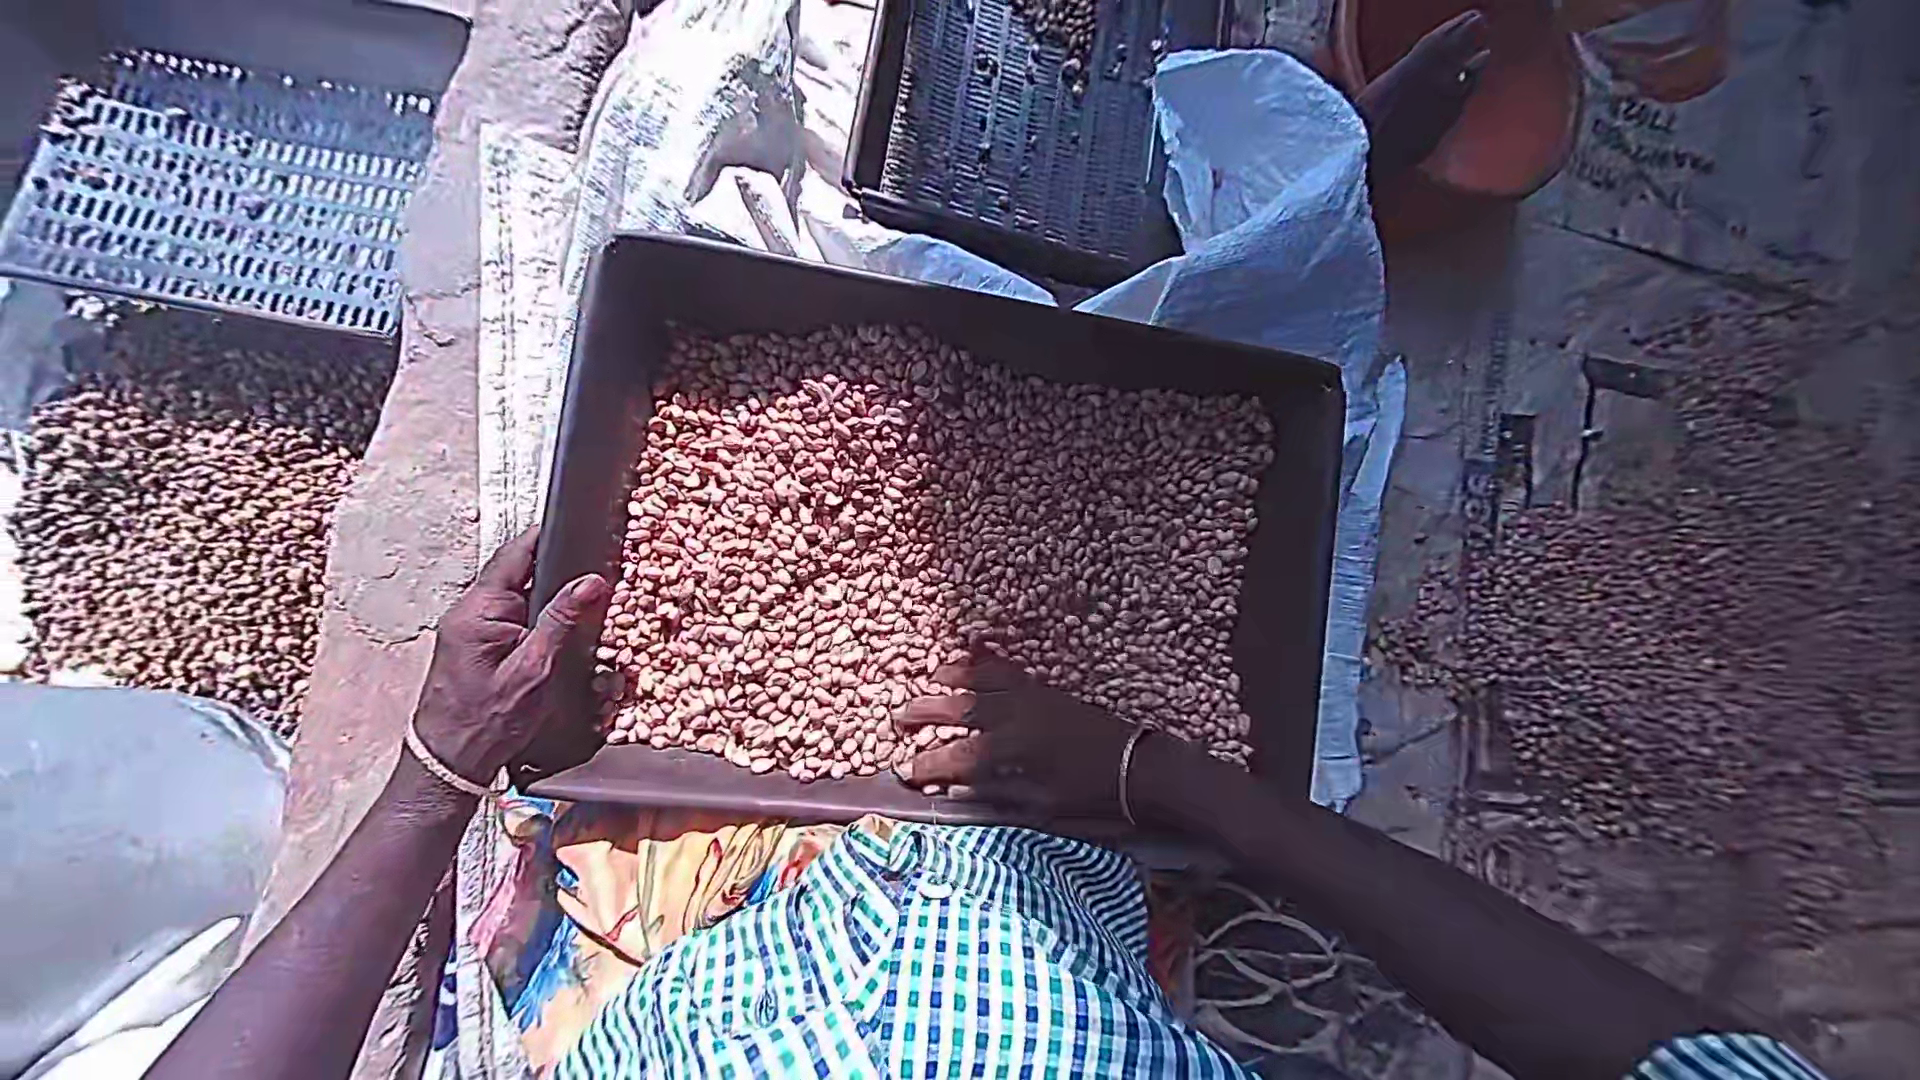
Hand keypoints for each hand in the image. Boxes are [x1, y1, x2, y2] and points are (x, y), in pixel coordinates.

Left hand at [408, 527, 610, 788]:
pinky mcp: (482, 642)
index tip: (576, 517)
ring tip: (592, 579)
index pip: (513, 557)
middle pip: (519, 571)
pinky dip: (543, 607)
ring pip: (520, 592)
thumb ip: (561, 620)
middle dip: (558, 561)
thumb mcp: (534, 668)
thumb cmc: (489, 718)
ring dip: (552, 587)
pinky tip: (569, 613)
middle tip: (598, 551)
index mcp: (478, 611)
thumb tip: (592, 581)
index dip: (544, 535)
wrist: (450, 761)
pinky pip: (518, 612)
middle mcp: (471, 612)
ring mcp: (474, 627)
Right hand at [891, 660, 1138, 817]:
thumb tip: (956, 791)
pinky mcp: (1045, 690)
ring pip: (982, 680)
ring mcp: (1029, 698)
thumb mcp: (1040, 807)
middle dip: (926, 711)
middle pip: (959, 709)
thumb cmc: (1088, 796)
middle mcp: (1013, 717)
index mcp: (1010, 751)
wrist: (1136, 766)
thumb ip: (995, 795)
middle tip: (901, 715)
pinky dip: (987, 667)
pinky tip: (978, 666)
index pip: (956, 758)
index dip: (927, 765)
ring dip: (954, 677)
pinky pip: (1008, 672)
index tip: (905, 770)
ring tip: (932, 675)